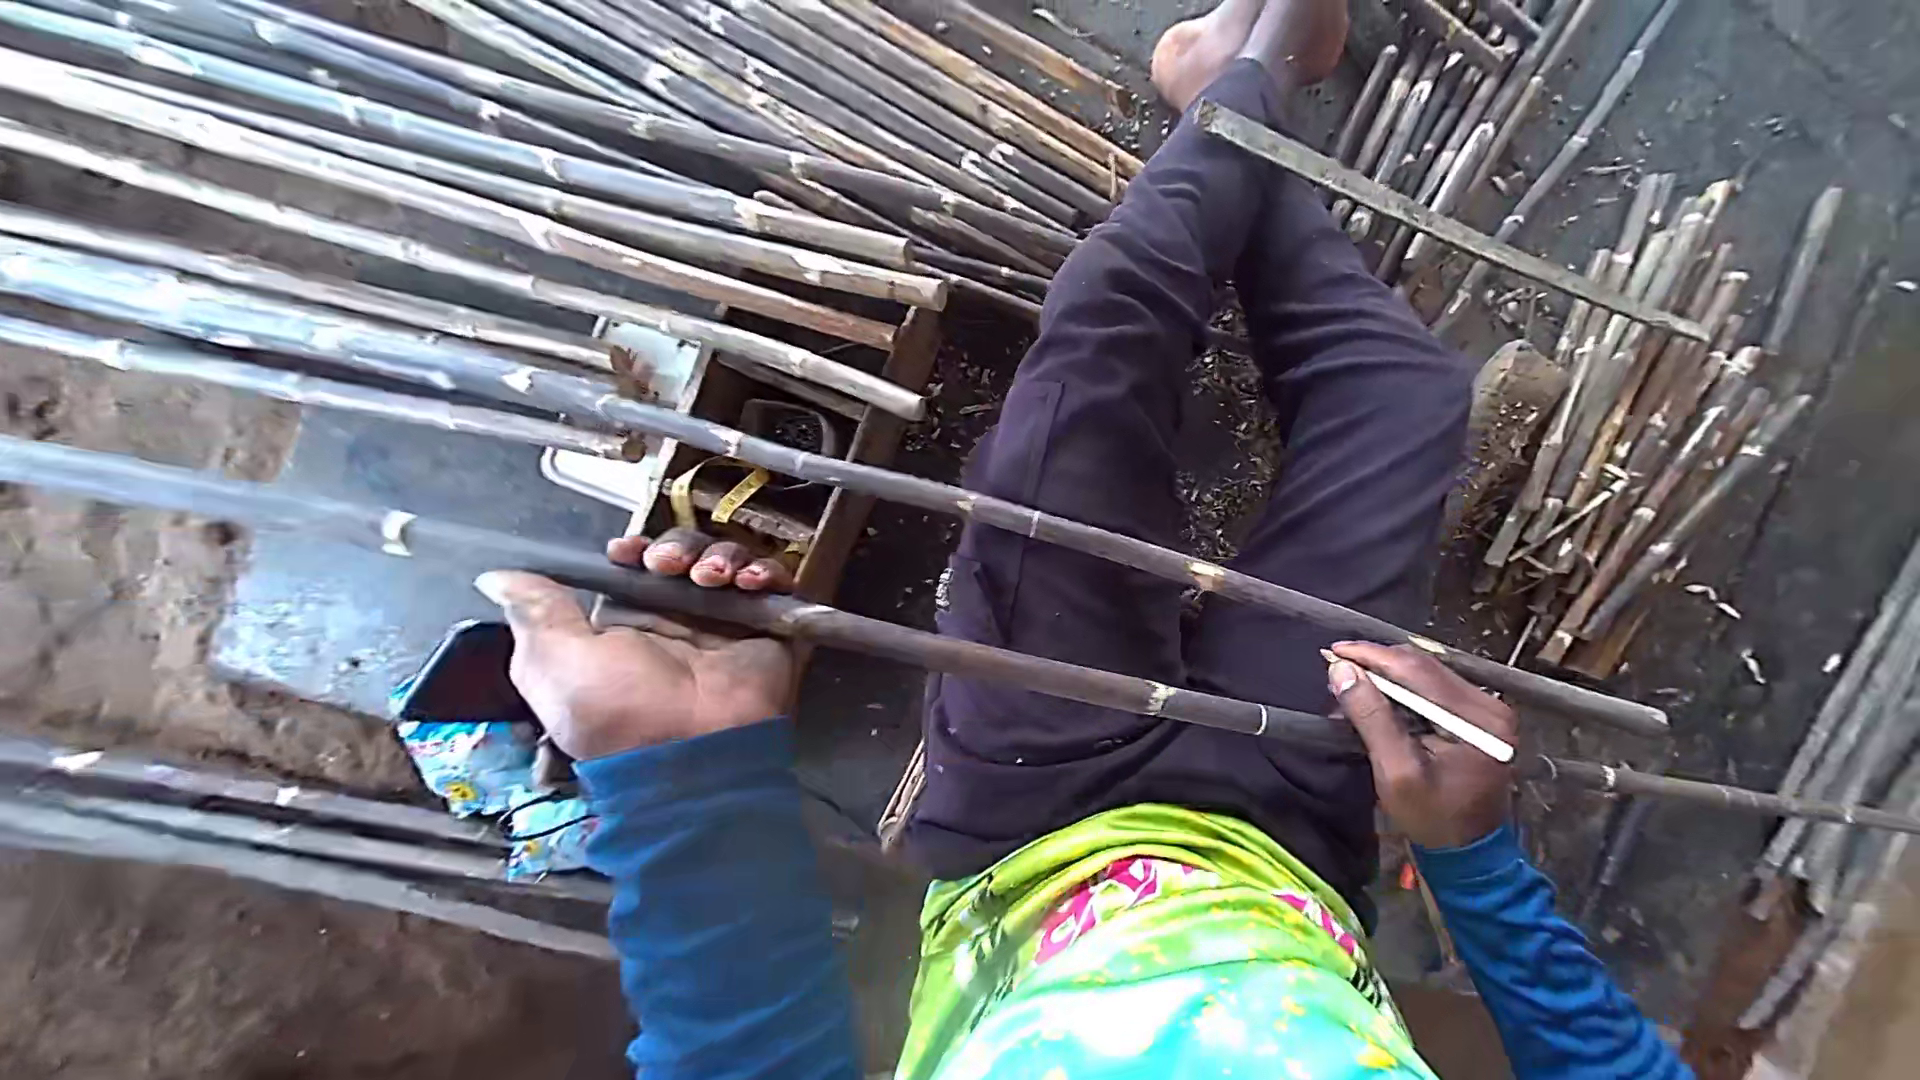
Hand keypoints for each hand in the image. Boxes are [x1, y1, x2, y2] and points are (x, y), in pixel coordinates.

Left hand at [474, 527, 796, 759]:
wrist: (694, 746)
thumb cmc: (619, 707)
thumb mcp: (555, 662)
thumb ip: (535, 613)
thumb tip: (497, 575)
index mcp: (632, 623)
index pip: (639, 566)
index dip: (637, 549)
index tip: (630, 552)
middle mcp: (681, 618)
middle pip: (687, 553)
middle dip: (680, 547)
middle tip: (672, 567)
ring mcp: (729, 622)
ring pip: (729, 560)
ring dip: (721, 557)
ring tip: (716, 580)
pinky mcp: (769, 626)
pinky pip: (774, 582)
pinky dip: (766, 572)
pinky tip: (748, 583)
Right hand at [1326, 642, 1517, 849]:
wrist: (1468, 849)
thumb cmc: (1433, 816)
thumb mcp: (1395, 770)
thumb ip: (1371, 717)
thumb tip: (1341, 670)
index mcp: (1476, 720)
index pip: (1415, 670)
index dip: (1370, 656)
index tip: (1333, 651)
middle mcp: (1488, 707)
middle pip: (1421, 665)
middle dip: (1374, 663)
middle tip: (1336, 669)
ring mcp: (1485, 710)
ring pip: (1423, 672)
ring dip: (1383, 674)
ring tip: (1350, 685)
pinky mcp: (1476, 716)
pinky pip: (1430, 686)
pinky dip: (1398, 686)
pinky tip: (1375, 697)